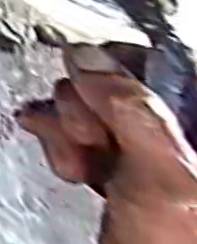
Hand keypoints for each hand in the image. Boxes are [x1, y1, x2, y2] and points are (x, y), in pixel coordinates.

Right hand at [18, 45, 196, 243]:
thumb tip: (89, 57)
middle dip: (84, 106)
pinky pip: (87, 129)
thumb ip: (130, 115)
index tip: (93, 86)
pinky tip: (66, 160)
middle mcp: (196, 146)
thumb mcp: (162, 186)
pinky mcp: (138, 172)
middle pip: (127, 87)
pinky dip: (61, 138)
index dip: (124, 67)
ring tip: (73, 158)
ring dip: (66, 125)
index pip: (173, 68)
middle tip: (89, 139)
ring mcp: (172, 162)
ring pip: (98, 107)